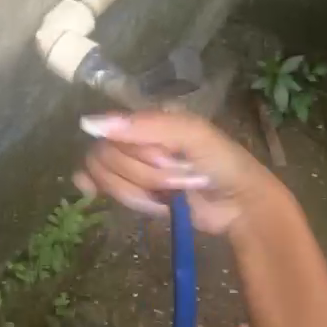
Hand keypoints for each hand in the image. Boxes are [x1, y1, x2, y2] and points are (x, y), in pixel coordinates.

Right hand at [71, 110, 281, 233]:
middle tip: (178, 178)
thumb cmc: (221, 162)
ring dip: (139, 191)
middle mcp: (132, 140)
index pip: (109, 130)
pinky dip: (100, 189)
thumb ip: (145, 126)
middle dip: (144, 174)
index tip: (167, 160)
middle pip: (105, 156)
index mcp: (145, 120)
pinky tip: (93, 192)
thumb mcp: (192, 134)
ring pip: (105, 176)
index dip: (135, 151)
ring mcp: (130, 167)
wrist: (239, 206)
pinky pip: (100, 187)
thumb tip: (87, 125)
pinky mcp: (130, 191)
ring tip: (170, 194)